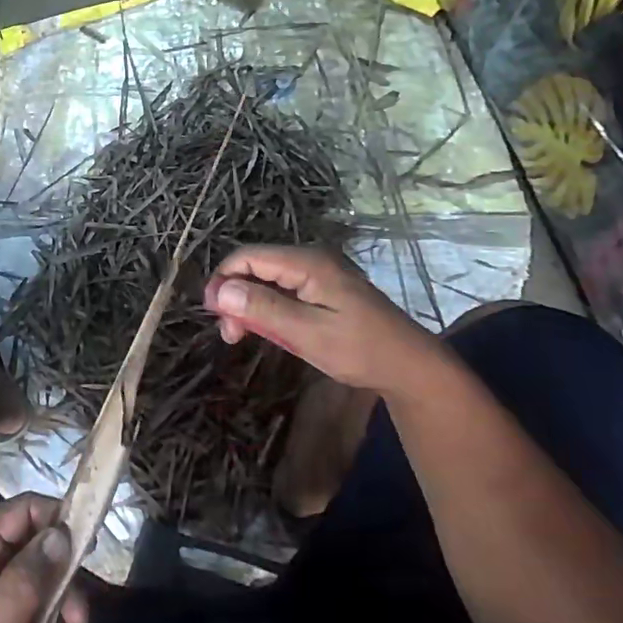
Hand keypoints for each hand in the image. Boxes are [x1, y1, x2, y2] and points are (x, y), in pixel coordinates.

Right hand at [205, 245, 445, 395]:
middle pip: (255, 266)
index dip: (223, 279)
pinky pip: (283, 290)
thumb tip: (220, 290)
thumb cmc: (360, 350)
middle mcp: (310, 260)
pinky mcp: (323, 289)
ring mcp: (318, 274)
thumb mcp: (308, 333)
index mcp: (307, 263)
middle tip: (230, 335)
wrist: (410, 367)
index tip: (212, 314)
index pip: (248, 256)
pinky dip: (268, 308)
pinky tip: (268, 330)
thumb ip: (264, 309)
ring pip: (267, 279)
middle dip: (234, 295)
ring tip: (243, 336)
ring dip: (249, 304)